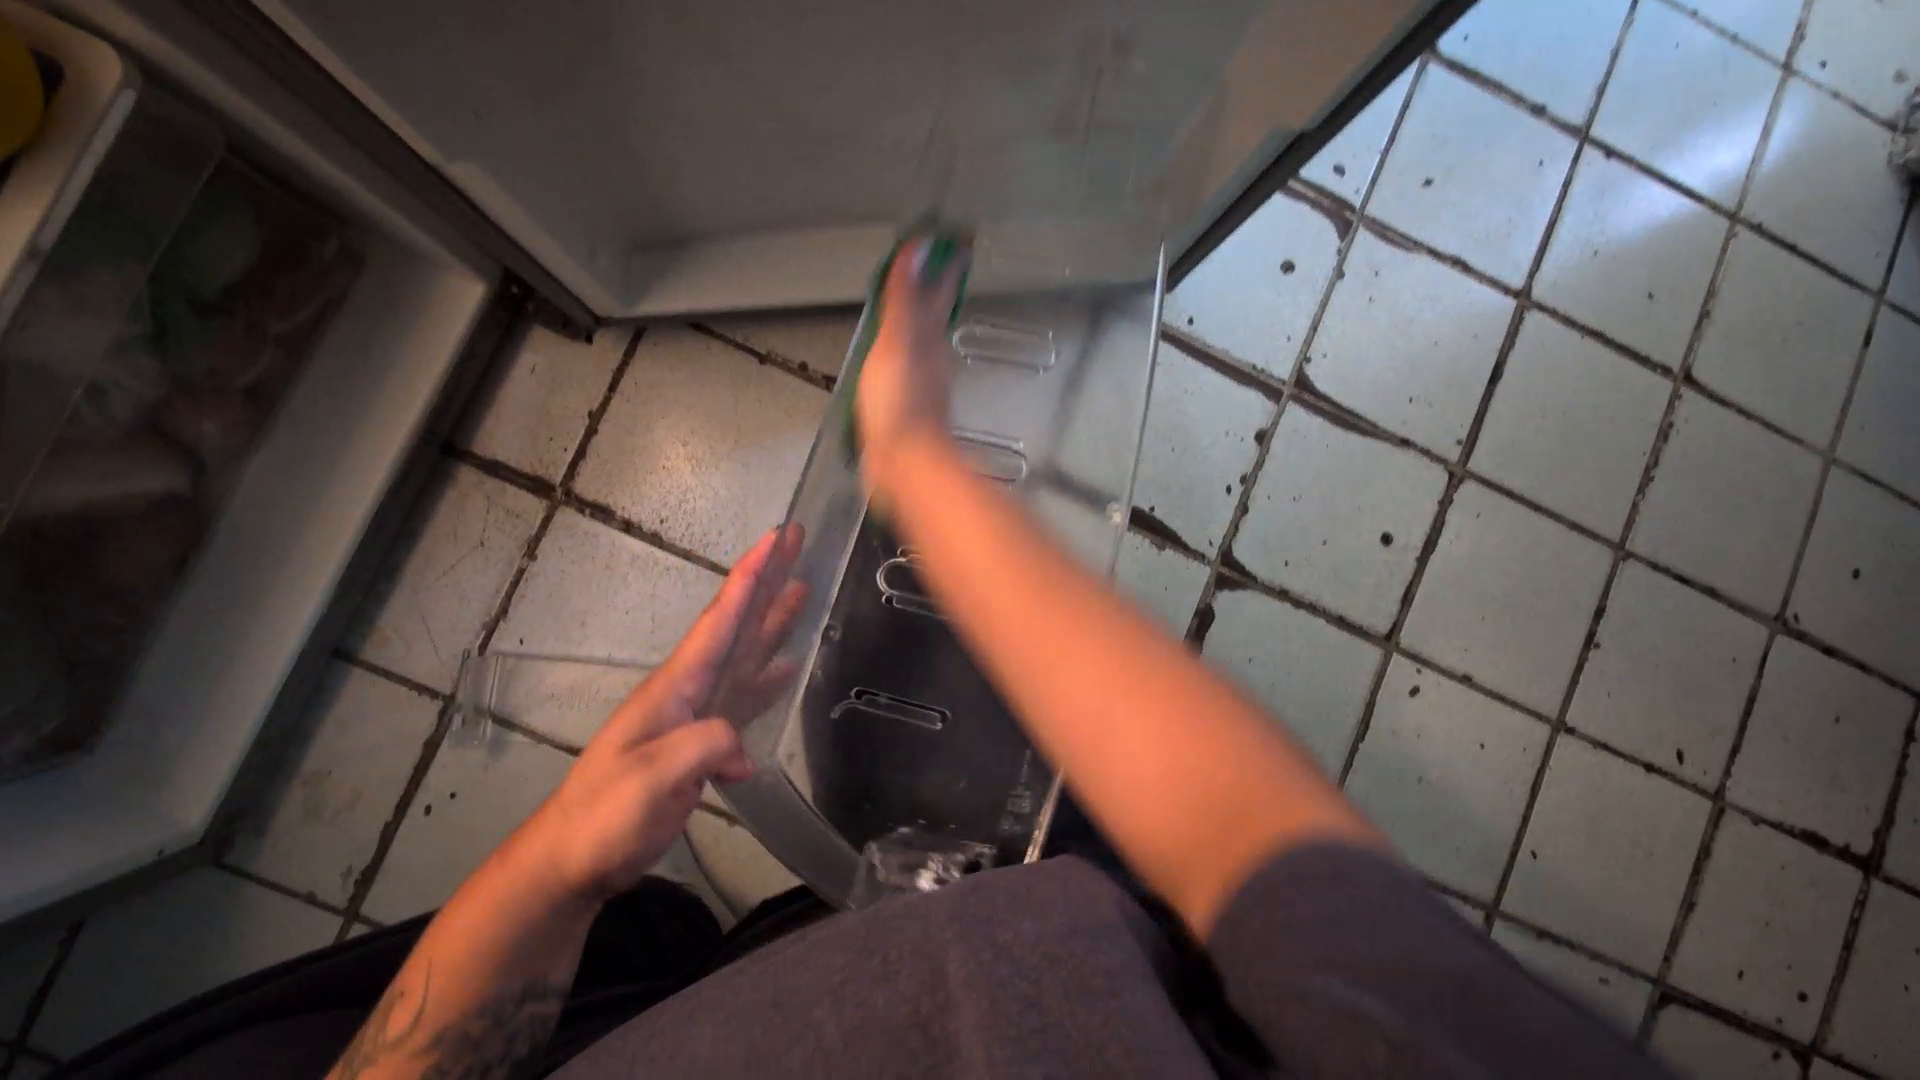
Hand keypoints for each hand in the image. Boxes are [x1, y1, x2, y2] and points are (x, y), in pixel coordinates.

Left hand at [516, 524, 808, 904]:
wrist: (574, 857)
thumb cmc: (605, 815)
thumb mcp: (651, 779)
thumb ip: (702, 748)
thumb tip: (743, 750)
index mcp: (675, 687)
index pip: (719, 621)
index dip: (750, 579)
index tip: (775, 537)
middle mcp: (689, 689)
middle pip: (737, 625)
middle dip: (767, 581)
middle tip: (795, 539)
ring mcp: (695, 715)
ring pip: (745, 655)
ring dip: (773, 620)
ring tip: (803, 588)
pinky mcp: (702, 743)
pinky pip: (744, 698)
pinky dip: (769, 678)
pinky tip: (788, 667)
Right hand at [855, 233, 969, 496]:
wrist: (904, 464)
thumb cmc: (899, 402)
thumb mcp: (897, 341)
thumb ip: (905, 297)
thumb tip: (921, 249)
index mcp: (929, 337)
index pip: (940, 292)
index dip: (945, 266)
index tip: (955, 240)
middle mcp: (932, 357)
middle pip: (936, 314)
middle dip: (937, 289)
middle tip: (937, 265)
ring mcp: (923, 383)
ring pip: (925, 339)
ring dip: (922, 318)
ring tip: (913, 303)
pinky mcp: (909, 407)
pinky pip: (909, 366)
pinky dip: (905, 351)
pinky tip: (897, 357)